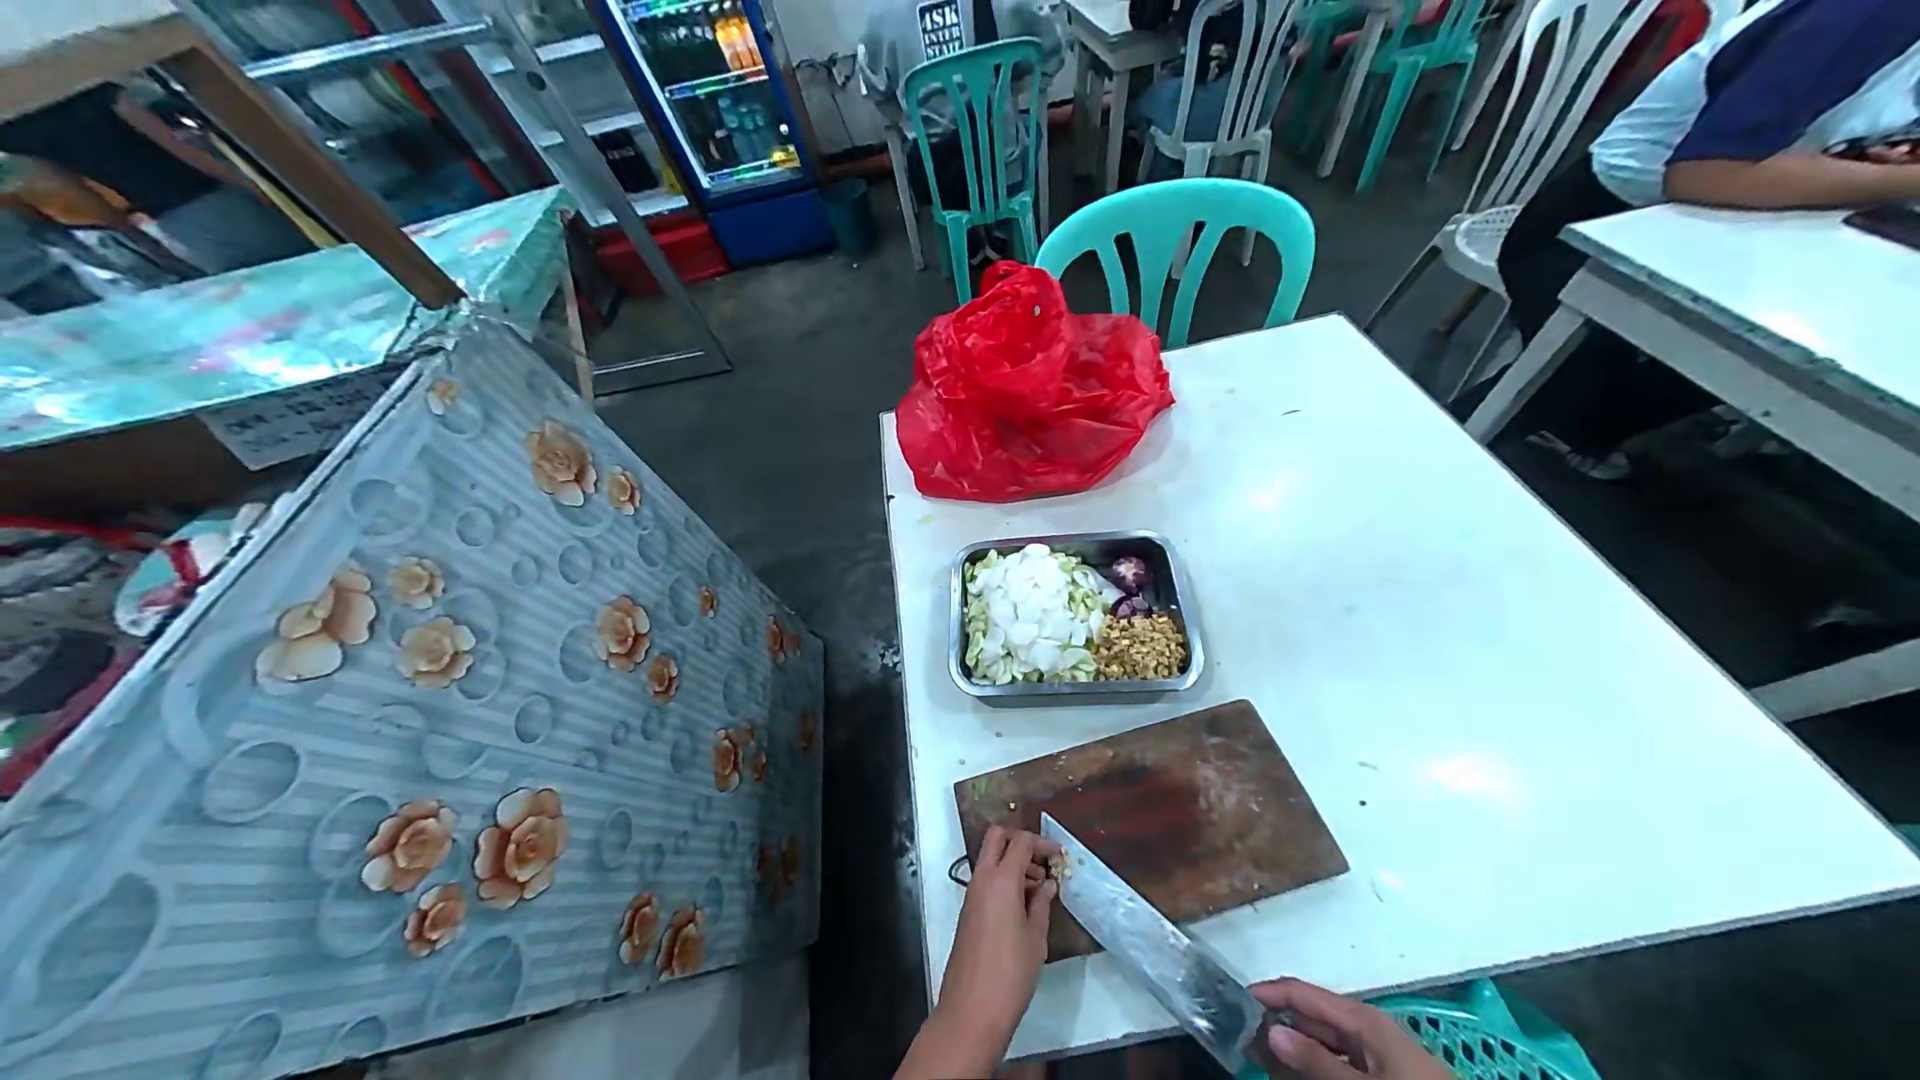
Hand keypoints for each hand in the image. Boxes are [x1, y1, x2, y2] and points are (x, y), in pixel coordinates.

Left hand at [895, 826, 1058, 1078]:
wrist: (971, 1009)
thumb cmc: (1010, 973)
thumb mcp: (1036, 938)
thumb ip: (1042, 904)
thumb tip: (1047, 885)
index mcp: (1001, 879)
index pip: (1021, 842)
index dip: (1042, 843)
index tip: (1060, 855)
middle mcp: (982, 879)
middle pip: (997, 838)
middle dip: (1021, 841)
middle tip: (1044, 862)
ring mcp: (972, 894)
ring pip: (991, 858)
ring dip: (1013, 862)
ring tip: (1040, 890)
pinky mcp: (968, 910)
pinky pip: (987, 880)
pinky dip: (1004, 880)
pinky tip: (1024, 906)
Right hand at [1250, 978, 1454, 1079]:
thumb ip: (1318, 1062)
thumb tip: (1270, 1029)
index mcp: (1363, 1019)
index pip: (1302, 992)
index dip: (1267, 993)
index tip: (1233, 1003)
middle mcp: (1366, 1028)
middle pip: (1310, 1016)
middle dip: (1276, 1026)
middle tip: (1243, 1041)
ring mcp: (1376, 1055)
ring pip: (1323, 1043)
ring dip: (1294, 1051)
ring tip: (1263, 1061)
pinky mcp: (1383, 1076)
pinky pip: (1339, 1064)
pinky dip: (1316, 1067)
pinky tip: (1297, 1077)